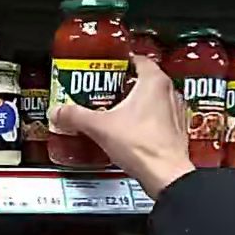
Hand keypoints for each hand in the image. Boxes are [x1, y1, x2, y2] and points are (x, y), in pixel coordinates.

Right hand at [50, 55, 196, 196]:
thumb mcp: (100, 127)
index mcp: (153, 82)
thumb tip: (58, 111)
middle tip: (104, 89)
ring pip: (152, 98)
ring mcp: (175, 111)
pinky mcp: (175, 130)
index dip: (120, 61)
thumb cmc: (143, 146)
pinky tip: (129, 129)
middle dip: (123, 83)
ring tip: (114, 109)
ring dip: (135, 101)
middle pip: (143, 79)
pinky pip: (158, 116)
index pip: (138, 59)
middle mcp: (169, 92)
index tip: (106, 65)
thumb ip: (76, 116)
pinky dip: (144, 118)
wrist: (166, 175)